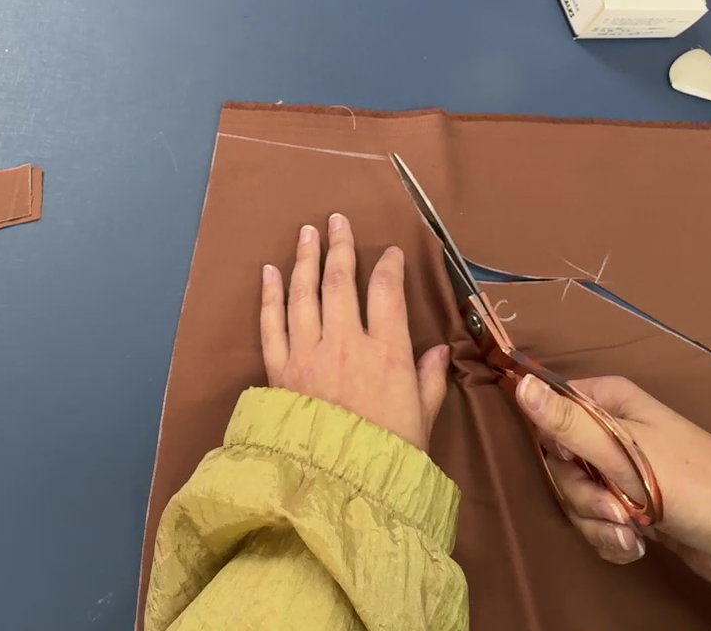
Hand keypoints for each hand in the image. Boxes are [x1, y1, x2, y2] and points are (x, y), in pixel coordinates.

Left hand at [260, 213, 450, 449]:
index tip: (390, 253)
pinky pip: (272, 323)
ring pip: (304, 293)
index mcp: (386, 352)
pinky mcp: (279, 369)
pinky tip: (269, 271)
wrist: (337, 490)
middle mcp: (345, 342)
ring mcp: (307, 352)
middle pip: (340, 282)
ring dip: (305, 259)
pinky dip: (270, 295)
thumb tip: (441, 349)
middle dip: (339, 247)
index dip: (389, 267)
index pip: (387, 292)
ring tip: (306, 232)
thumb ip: (430, 380)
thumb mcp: (422, 420)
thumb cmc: (387, 456)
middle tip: (336, 220)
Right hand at [516, 376, 710, 604]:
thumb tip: (516, 381)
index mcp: (609, 399)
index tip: (574, 464)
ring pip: (575, 493)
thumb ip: (567, 421)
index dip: (554, 443)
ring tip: (632, 533)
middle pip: (558, 459)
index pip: (550, 409)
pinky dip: (609, 536)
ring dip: (597, 520)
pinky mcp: (632, 505)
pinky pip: (595, 518)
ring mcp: (621, 468)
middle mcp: (611, 428)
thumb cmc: (696, 484)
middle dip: (581, 493)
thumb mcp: (625, 453)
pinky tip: (636, 547)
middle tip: (616, 508)